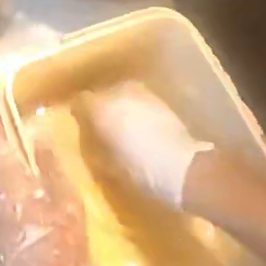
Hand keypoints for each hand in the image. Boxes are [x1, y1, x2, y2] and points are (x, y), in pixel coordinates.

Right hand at [82, 82, 211, 209]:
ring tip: (125, 126)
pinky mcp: (161, 100)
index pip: (80, 101)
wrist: (185, 170)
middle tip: (104, 126)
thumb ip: (95, 148)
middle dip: (102, 107)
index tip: (81, 124)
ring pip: (122, 94)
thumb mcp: (109, 166)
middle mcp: (118, 94)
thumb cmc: (141, 172)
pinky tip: (143, 126)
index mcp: (101, 109)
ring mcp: (141, 94)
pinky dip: (138, 109)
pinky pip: (140, 100)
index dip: (80, 113)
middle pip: (102, 94)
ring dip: (121, 106)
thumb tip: (90, 138)